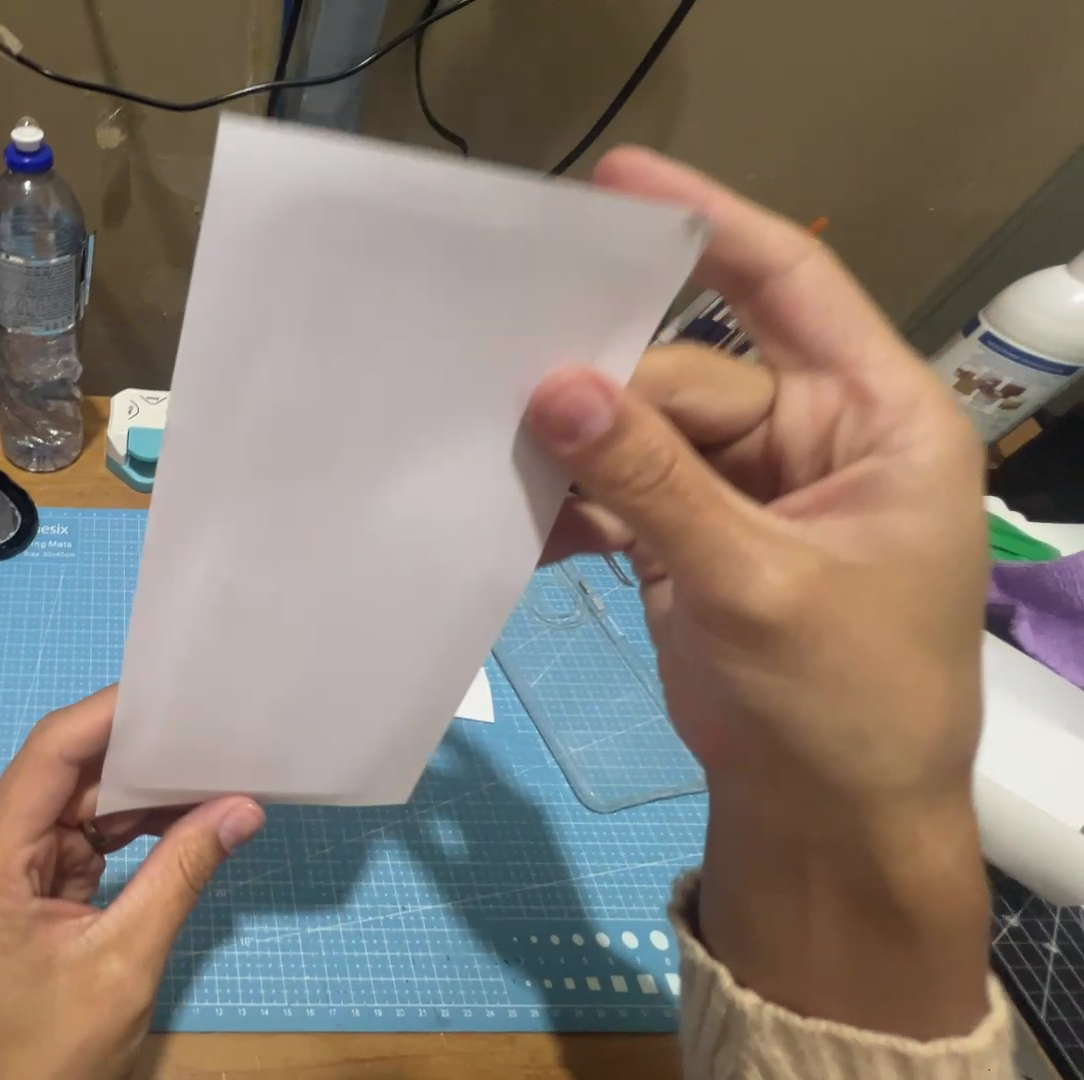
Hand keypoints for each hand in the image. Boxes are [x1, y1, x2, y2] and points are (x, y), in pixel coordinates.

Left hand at [0, 686, 264, 1079]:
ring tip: (203, 758)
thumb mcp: (125, 963)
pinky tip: (182, 807)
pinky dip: (135, 820)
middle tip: (198, 720)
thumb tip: (244, 807)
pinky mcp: (40, 878)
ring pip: (83, 796)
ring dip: (140, 784)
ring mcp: (17, 860)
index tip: (166, 691)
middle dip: (133, 746)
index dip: (106, 714)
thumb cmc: (54, 1053)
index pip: (49, 754)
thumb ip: (181, 875)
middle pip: (66, 768)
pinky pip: (91, 829)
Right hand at [527, 148, 990, 1037]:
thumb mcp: (752, 579)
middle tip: (507, 403)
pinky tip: (519, 529)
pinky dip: (562, 512)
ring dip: (569, 459)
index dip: (709, 230)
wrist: (815, 800)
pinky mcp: (673, 535)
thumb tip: (554, 392)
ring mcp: (726, 490)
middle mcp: (795, 440)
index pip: (787, 293)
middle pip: (674, 382)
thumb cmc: (839, 693)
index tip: (619, 182)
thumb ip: (652, 484)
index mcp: (866, 421)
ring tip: (499, 467)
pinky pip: (605, 496)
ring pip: (627, 439)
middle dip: (599, 399)